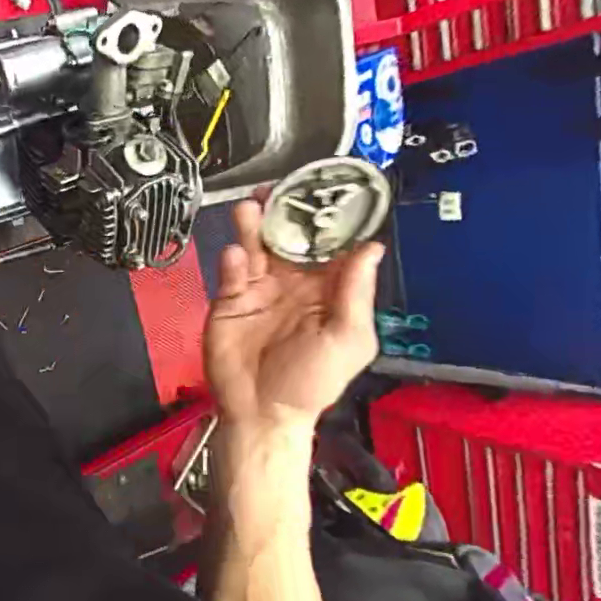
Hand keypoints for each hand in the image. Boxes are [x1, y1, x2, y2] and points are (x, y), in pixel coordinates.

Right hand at [204, 197, 384, 434]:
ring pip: (256, 247)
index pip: (329, 245)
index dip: (327, 219)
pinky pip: (230, 273)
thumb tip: (372, 247)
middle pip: (287, 238)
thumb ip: (355, 293)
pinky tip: (236, 256)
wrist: (261, 412)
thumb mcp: (347, 340)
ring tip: (251, 207)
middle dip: (283, 213)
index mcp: (326, 291)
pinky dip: (232, 261)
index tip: (327, 192)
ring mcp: (259, 291)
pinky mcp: (229, 301)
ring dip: (253, 226)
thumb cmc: (310, 383)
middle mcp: (292, 284)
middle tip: (279, 189)